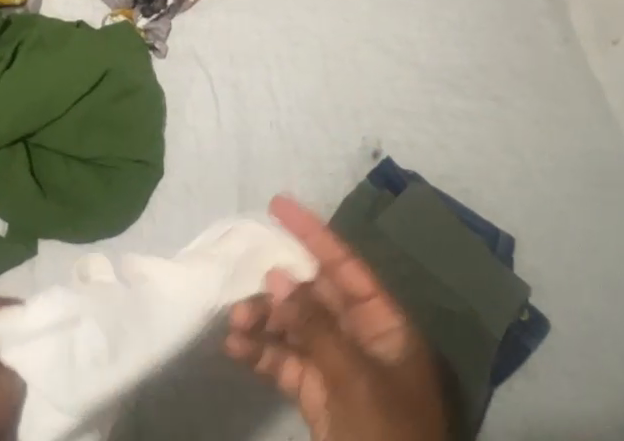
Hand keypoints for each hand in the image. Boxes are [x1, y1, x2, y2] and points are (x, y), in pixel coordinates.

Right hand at [225, 196, 445, 440]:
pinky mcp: (318, 397)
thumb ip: (316, 326)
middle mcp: (363, 340)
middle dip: (278, 287)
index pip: (346, 267)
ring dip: (264, 322)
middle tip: (242, 283)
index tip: (278, 205)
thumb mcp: (355, 379)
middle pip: (315, 296)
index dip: (313, 234)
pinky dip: (261, 354)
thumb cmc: (389, 433)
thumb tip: (279, 275)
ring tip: (235, 324)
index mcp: (387, 326)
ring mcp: (339, 369)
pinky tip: (236, 349)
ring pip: (295, 329)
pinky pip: (286, 363)